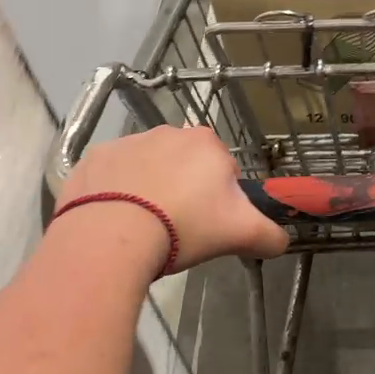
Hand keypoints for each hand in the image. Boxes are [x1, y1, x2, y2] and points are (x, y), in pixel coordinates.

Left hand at [59, 125, 287, 270]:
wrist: (110, 236)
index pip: (223, 168)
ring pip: (147, 167)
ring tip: (142, 228)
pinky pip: (111, 174)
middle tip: (177, 228)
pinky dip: (114, 192)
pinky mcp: (92, 158)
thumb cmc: (183, 226)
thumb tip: (282, 241)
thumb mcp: (239, 233)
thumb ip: (269, 235)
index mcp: (207, 143)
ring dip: (149, 189)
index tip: (208, 223)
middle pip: (184, 165)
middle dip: (184, 190)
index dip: (219, 198)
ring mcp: (127, 142)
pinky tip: (113, 220)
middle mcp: (168, 132)